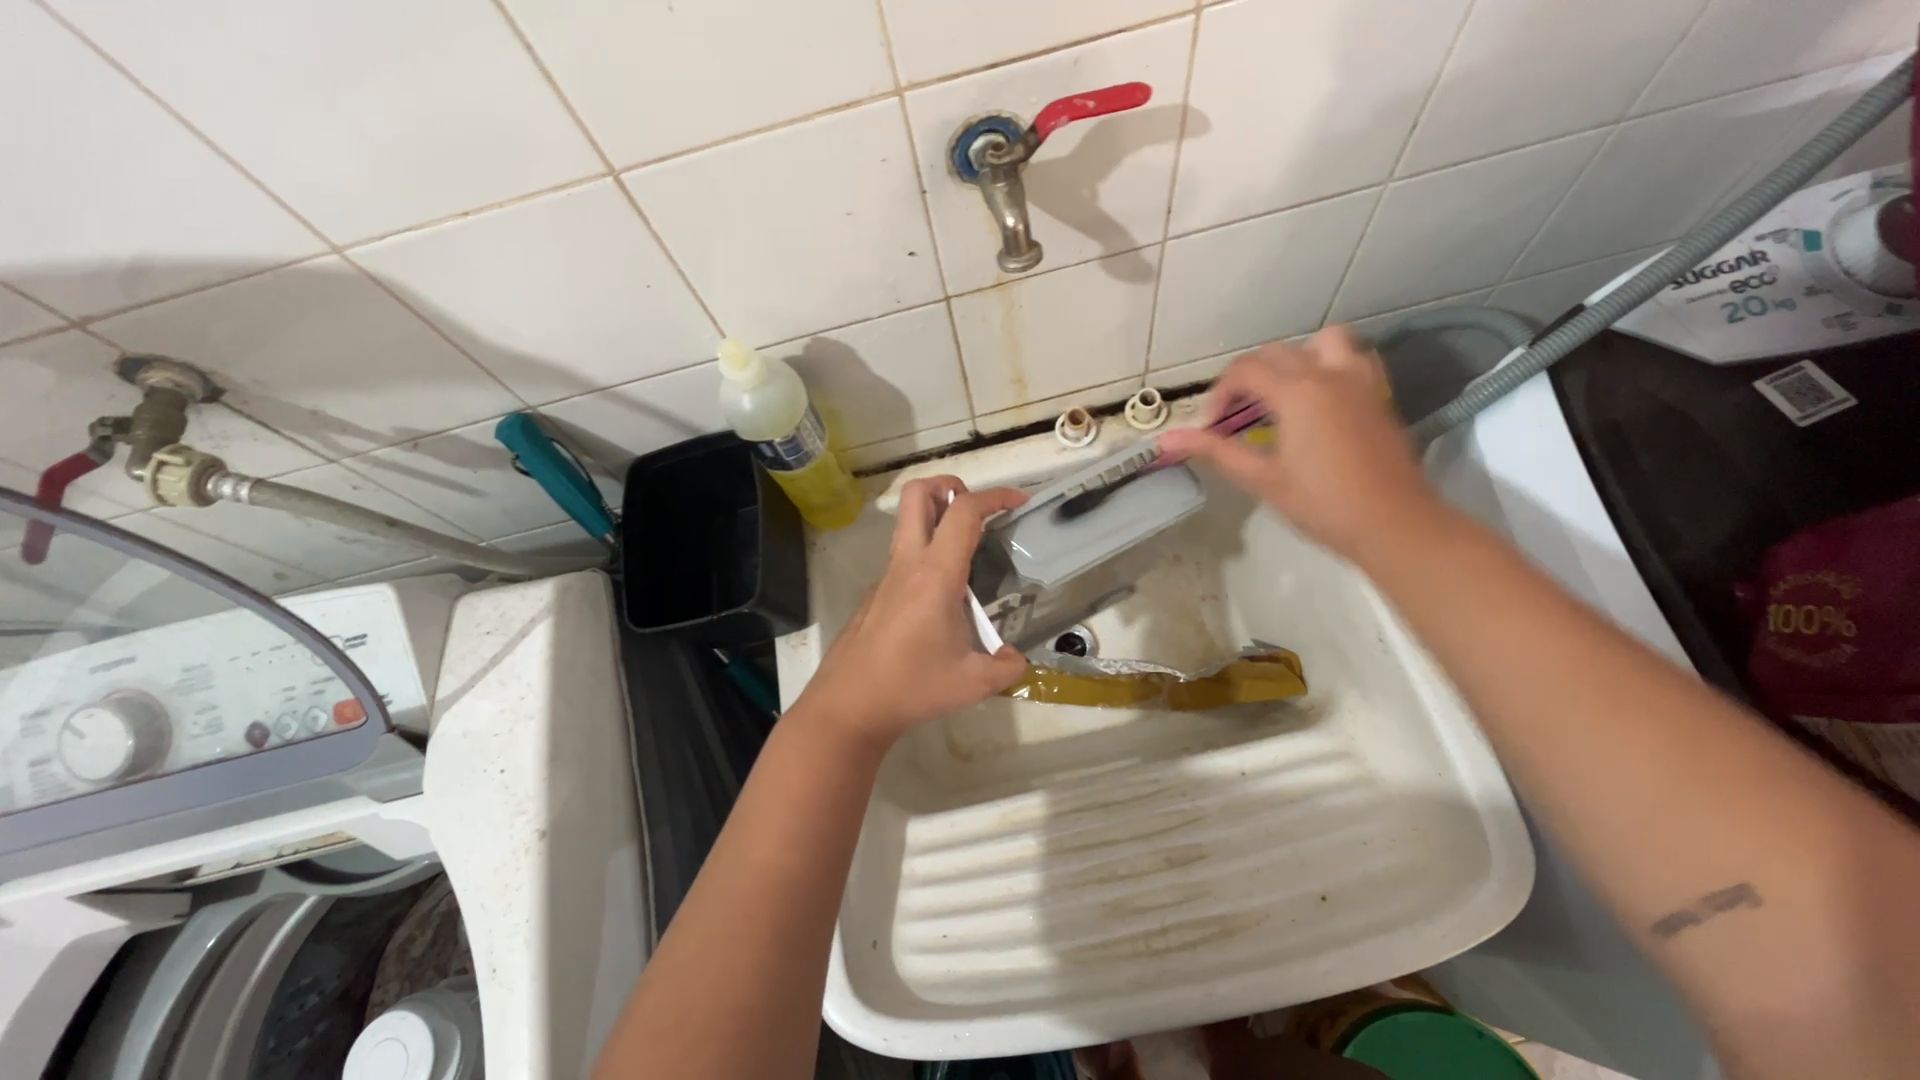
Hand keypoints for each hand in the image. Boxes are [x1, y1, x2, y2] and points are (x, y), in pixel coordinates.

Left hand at [795, 476, 1029, 747]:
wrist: (849, 705)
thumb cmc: (911, 688)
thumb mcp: (972, 683)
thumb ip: (1004, 668)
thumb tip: (1016, 659)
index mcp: (935, 575)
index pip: (964, 513)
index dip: (995, 496)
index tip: (1019, 501)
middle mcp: (908, 565)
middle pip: (918, 494)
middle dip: (950, 486)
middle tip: (978, 509)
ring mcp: (886, 578)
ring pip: (906, 524)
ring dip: (936, 519)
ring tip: (968, 553)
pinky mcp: (875, 595)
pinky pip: (902, 558)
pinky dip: (926, 556)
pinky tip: (942, 598)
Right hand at [1158, 326, 1447, 562]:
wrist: (1393, 524)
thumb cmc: (1322, 504)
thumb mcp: (1261, 478)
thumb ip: (1215, 450)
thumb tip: (1166, 439)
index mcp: (1297, 392)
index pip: (1244, 370)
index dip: (1219, 395)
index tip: (1211, 428)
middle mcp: (1328, 374)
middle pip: (1276, 353)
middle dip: (1248, 378)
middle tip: (1236, 415)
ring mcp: (1359, 381)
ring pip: (1322, 342)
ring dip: (1295, 359)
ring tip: (1282, 394)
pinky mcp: (1378, 396)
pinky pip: (1352, 360)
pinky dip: (1330, 366)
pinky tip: (1320, 400)